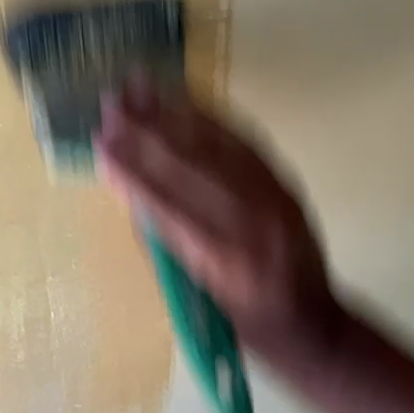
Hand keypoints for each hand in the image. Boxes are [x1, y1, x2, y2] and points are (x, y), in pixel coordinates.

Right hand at [93, 75, 344, 362]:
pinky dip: (210, 118)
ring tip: (138, 86)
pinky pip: (244, 141)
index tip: (100, 145)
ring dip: (173, 112)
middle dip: (146, 131)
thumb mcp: (192, 296)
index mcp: (225, 262)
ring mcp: (274, 200)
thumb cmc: (241, 325)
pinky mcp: (285, 184)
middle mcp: (254, 225)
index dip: (132, 173)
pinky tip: (183, 99)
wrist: (313, 326)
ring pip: (217, 146)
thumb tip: (129, 188)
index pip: (168, 206)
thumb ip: (161, 240)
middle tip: (111, 103)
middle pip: (191, 166)